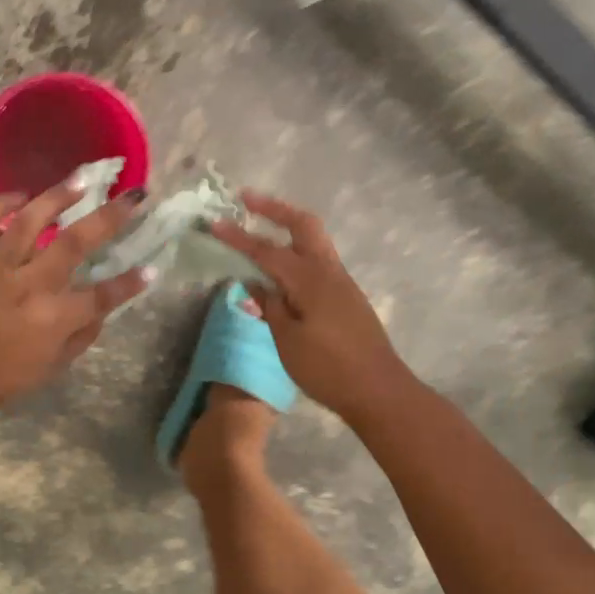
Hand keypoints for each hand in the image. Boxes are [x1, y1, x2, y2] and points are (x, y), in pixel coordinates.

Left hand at [0, 179, 152, 412]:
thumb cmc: (1, 377)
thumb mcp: (52, 367)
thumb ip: (82, 335)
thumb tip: (102, 306)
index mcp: (51, 318)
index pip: (101, 297)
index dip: (129, 284)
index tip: (151, 269)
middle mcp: (28, 284)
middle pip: (74, 244)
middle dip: (109, 218)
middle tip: (133, 196)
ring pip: (30, 221)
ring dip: (57, 196)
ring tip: (81, 180)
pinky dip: (1, 203)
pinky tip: (21, 196)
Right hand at [211, 192, 409, 418]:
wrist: (380, 393)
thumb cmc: (328, 368)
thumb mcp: (287, 340)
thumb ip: (270, 305)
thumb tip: (254, 282)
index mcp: (309, 279)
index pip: (266, 250)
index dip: (238, 236)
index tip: (214, 222)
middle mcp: (328, 271)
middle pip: (303, 224)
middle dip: (274, 208)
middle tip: (246, 201)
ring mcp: (341, 282)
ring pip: (313, 239)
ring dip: (287, 226)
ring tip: (261, 226)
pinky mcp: (346, 297)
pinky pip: (317, 259)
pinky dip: (296, 250)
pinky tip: (281, 267)